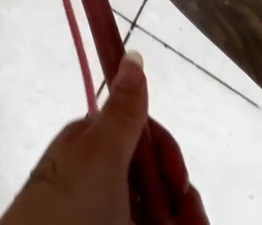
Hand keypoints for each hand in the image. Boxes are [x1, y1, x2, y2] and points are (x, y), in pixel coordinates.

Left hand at [0, 52, 205, 224]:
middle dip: (180, 193)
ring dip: (183, 217)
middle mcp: (102, 176)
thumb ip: (124, 110)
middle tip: (189, 214)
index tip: (178, 176)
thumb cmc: (72, 204)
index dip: (165, 153)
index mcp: (94, 145)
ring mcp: (109, 209)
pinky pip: (149, 224)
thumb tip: (133, 53)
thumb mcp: (102, 153)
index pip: (141, 135)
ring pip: (159, 208)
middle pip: (155, 176)